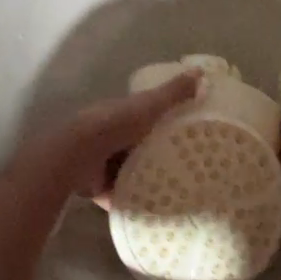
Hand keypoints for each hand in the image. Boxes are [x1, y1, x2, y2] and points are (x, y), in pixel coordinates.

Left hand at [11, 70, 202, 201]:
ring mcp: (100, 163)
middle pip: (136, 147)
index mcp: (120, 115)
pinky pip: (117, 195)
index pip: (143, 118)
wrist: (78, 156)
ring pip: (127, 172)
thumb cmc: (115, 126)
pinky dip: (130, 201)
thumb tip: (201, 71)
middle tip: (185, 168)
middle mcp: (109, 137)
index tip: (186, 135)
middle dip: (154, 156)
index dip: (161, 124)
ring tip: (174, 190)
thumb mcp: (149, 106)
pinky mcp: (95, 187)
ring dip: (144, 180)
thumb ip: (173, 93)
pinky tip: (151, 208)